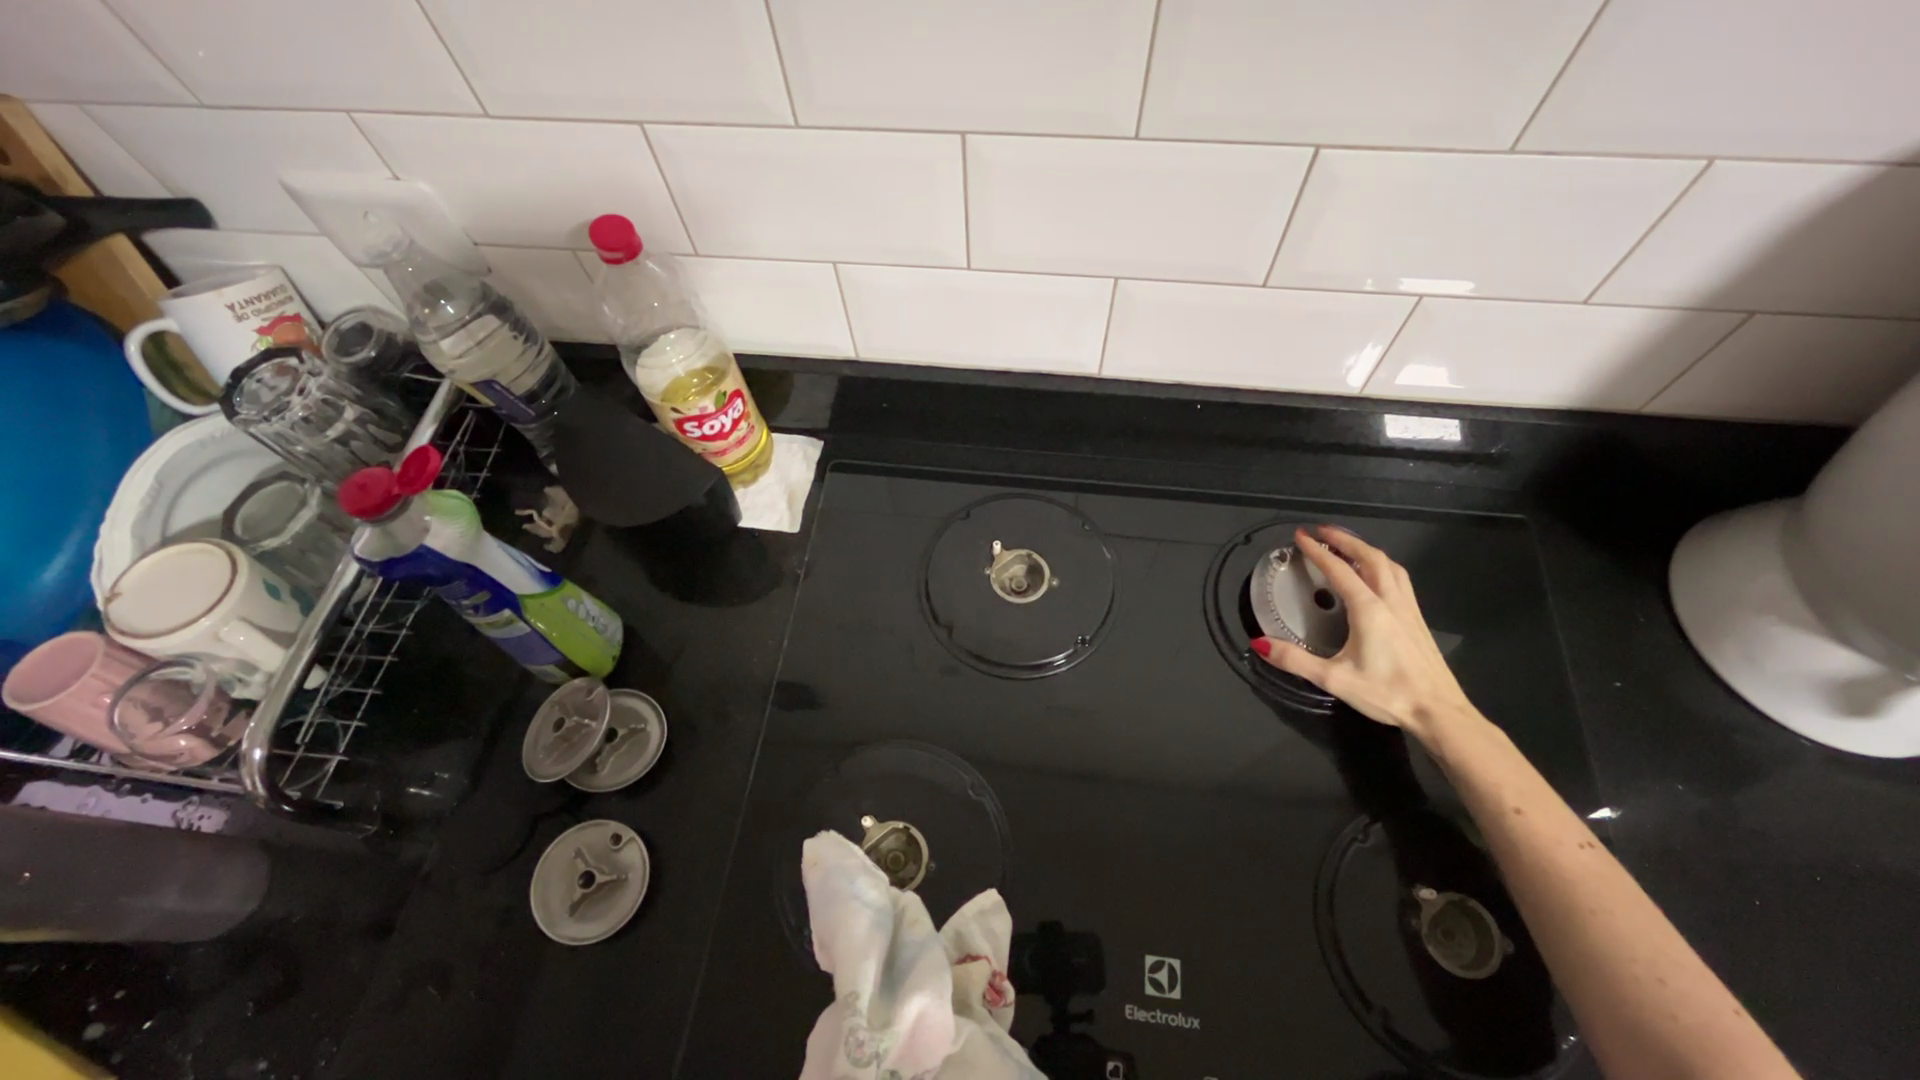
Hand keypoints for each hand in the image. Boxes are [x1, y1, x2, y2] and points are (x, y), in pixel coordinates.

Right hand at [1252, 526, 1478, 741]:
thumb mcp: (1334, 679)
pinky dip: (1383, 565)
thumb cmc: (1387, 694)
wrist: (1438, 711)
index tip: (1301, 536)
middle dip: (1345, 539)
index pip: (1339, 570)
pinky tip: (1377, 575)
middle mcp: (1390, 601)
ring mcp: (1408, 608)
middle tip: (1323, 530)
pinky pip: (1400, 579)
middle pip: (1369, 557)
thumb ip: (1295, 660)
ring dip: (1366, 549)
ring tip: (1348, 545)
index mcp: (1368, 610)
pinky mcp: (1417, 620)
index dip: (1318, 550)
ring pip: (1389, 565)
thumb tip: (1260, 643)